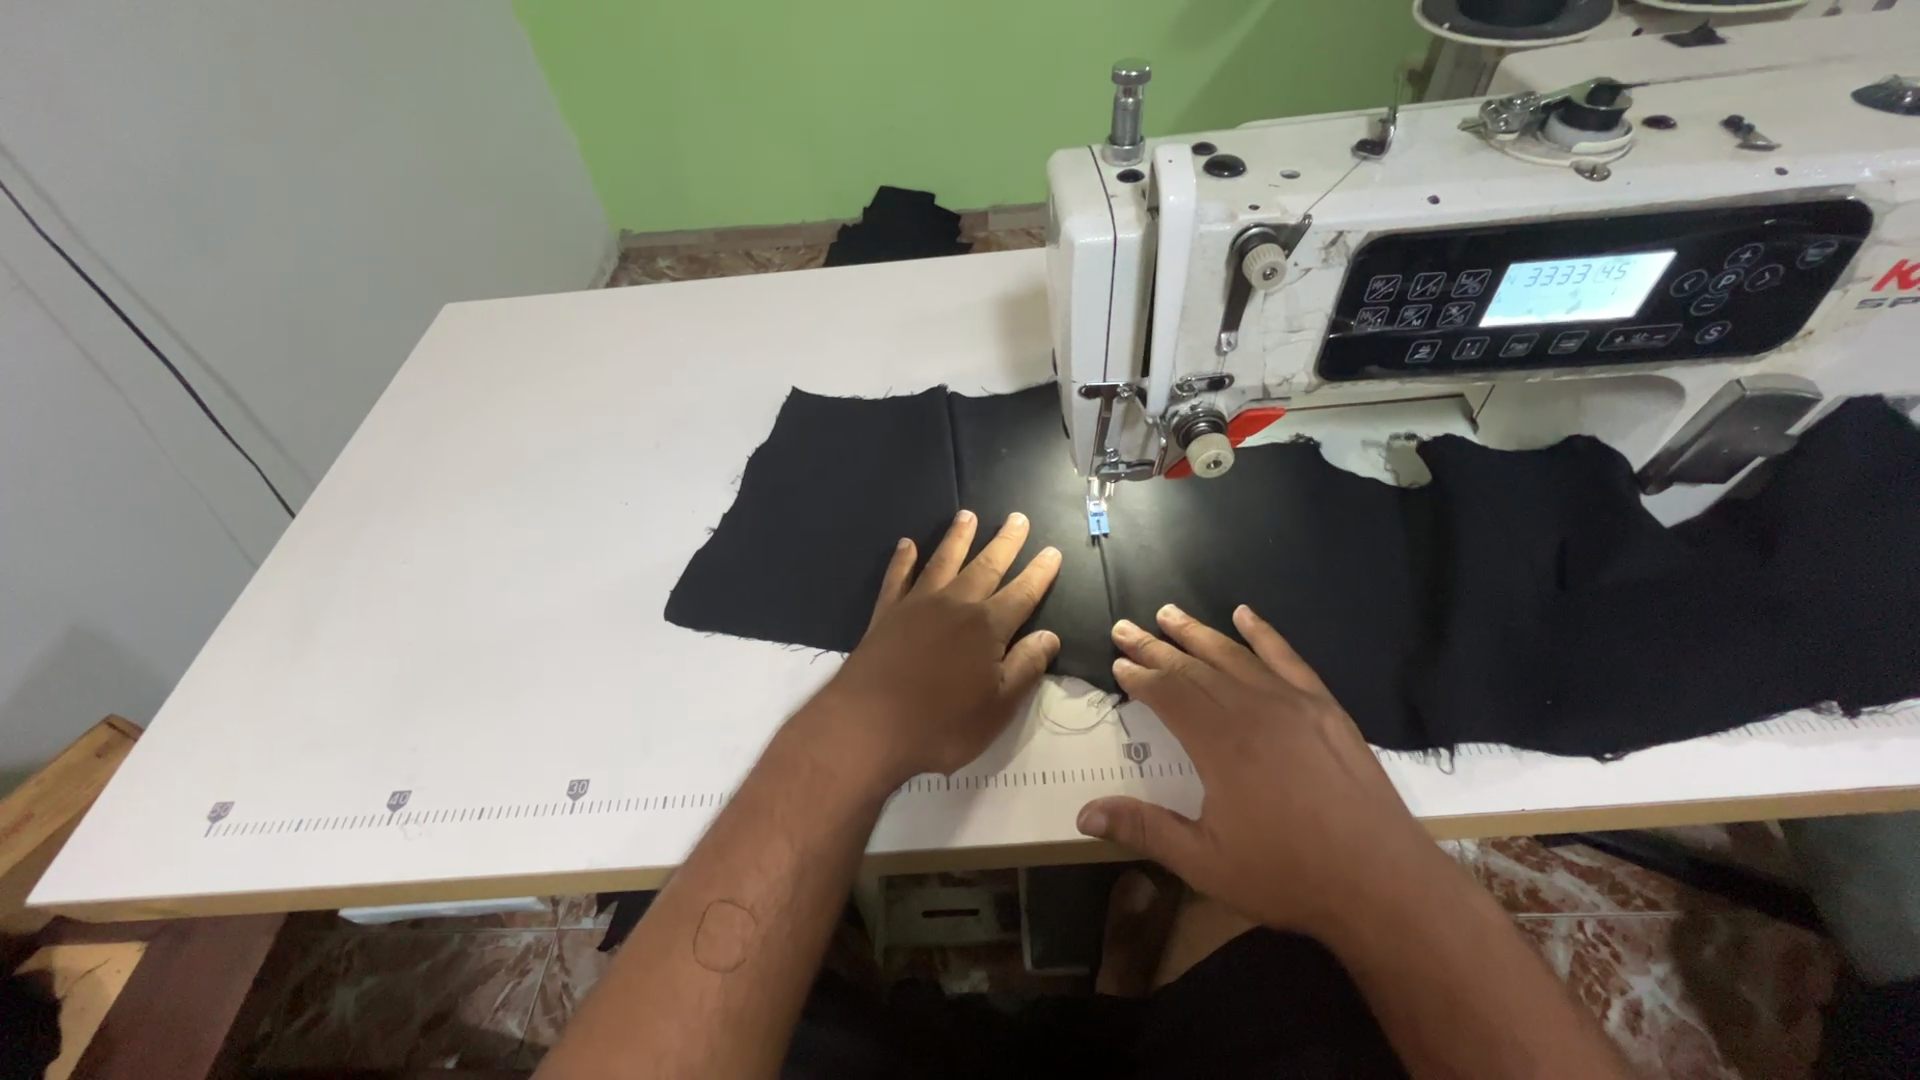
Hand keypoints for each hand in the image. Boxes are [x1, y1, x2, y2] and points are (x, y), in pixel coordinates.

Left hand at [794, 510, 1061, 792]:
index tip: (1052, 550)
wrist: (867, 726)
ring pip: (943, 561)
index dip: (1040, 573)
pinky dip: (903, 559)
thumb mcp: (998, 707)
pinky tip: (907, 544)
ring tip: (968, 515)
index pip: (1023, 593)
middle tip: (1018, 518)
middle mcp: (955, 605)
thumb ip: (1025, 667)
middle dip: (1005, 542)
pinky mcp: (885, 614)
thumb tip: (1050, 636)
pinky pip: (897, 577)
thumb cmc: (942, 726)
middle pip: (986, 566)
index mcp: (988, 628)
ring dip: (958, 537)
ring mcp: (917, 605)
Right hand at [1075, 604, 1445, 939]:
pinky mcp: (1326, 708)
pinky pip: (1288, 659)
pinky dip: (1263, 634)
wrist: (1382, 881)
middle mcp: (1253, 711)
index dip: (1140, 677)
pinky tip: (1245, 614)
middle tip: (1125, 628)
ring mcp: (1293, 704)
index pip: (1169, 695)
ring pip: (1235, 657)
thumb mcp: (1205, 862)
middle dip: (1156, 648)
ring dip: (1198, 633)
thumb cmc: (1287, 874)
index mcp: (1219, 745)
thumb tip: (1084, 814)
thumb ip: (1145, 830)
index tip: (1118, 663)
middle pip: (1194, 669)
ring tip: (1168, 613)